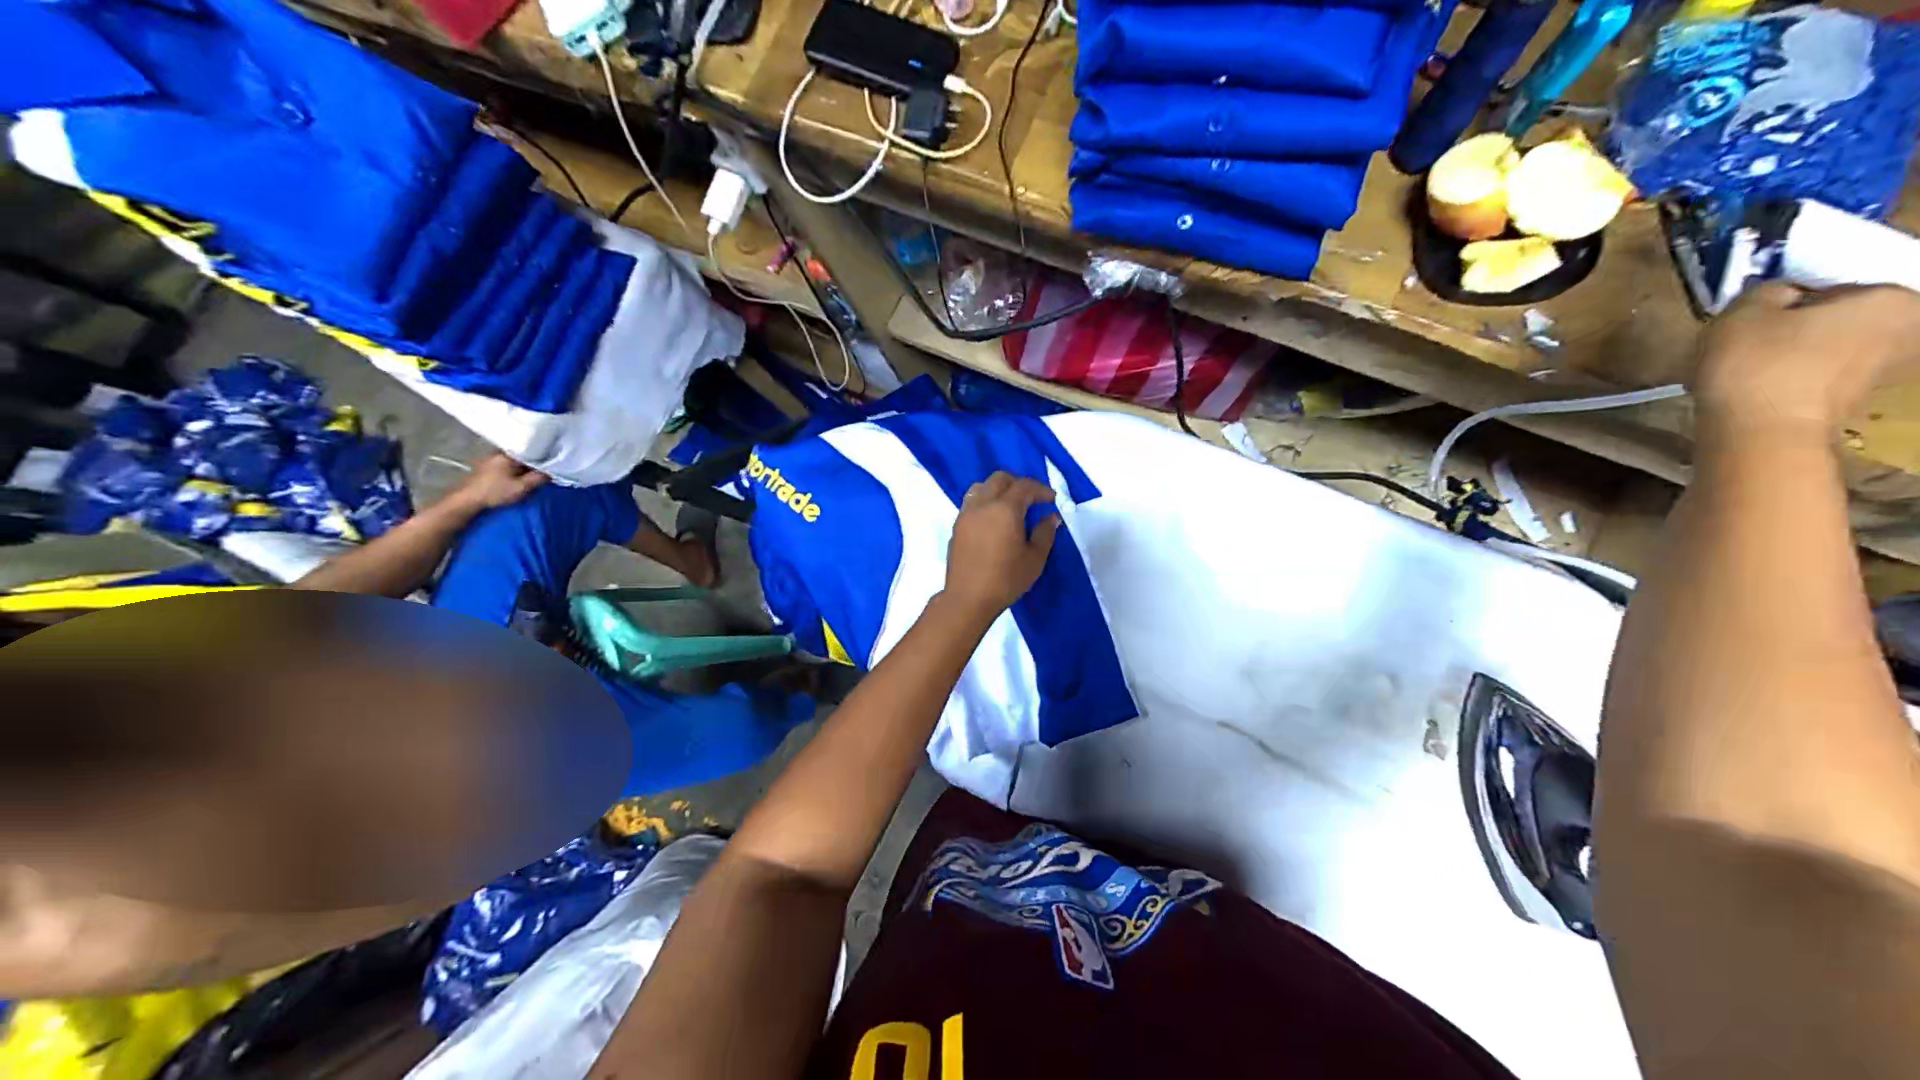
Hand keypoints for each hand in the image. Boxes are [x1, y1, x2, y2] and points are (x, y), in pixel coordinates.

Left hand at [451, 453, 547, 510]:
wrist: (467, 500)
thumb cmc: (495, 492)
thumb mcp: (521, 488)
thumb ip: (539, 478)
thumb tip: (553, 471)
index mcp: (508, 454)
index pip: (532, 449)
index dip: (545, 455)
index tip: (554, 461)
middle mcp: (499, 452)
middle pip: (523, 453)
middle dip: (535, 460)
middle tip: (547, 467)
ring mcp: (491, 458)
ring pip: (515, 459)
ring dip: (525, 464)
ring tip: (536, 471)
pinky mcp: (487, 466)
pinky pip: (507, 463)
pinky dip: (516, 467)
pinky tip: (520, 474)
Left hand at [941, 472, 1059, 622]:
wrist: (968, 598)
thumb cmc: (1006, 579)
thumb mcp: (1035, 558)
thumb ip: (1045, 533)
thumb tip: (1051, 517)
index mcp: (1004, 509)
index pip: (1024, 486)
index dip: (1041, 489)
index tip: (1051, 500)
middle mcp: (982, 504)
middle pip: (999, 479)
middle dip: (1018, 483)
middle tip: (1032, 499)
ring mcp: (966, 514)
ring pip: (981, 487)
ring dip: (998, 489)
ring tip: (1010, 506)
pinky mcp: (957, 526)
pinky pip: (971, 502)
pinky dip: (985, 502)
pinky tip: (993, 520)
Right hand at [1693, 283, 1919, 433]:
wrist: (1760, 432)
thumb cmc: (1756, 363)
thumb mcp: (1742, 313)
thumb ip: (1766, 293)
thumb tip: (1780, 297)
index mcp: (1892, 297)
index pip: (1833, 287)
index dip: (1791, 300)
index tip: (1759, 317)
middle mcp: (1908, 329)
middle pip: (1841, 319)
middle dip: (1802, 328)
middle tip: (1756, 340)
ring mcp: (1888, 370)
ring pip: (1832, 349)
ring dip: (1797, 355)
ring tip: (1753, 367)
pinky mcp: (1858, 400)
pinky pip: (1822, 377)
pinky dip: (1795, 379)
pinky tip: (1762, 389)